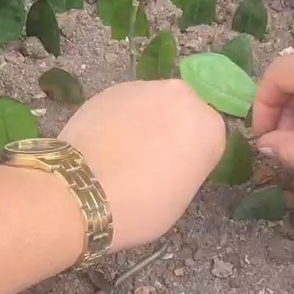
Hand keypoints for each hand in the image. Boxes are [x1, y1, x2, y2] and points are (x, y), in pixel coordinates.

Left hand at [59, 79, 223, 249]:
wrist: (84, 191)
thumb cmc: (142, 206)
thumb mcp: (180, 196)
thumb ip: (184, 167)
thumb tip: (168, 158)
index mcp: (209, 127)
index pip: (207, 140)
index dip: (191, 159)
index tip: (175, 175)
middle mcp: (183, 97)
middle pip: (182, 114)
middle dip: (169, 131)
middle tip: (149, 161)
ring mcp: (144, 87)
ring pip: (151, 106)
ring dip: (143, 123)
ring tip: (121, 154)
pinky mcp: (111, 89)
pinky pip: (123, 106)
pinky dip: (117, 121)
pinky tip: (102, 145)